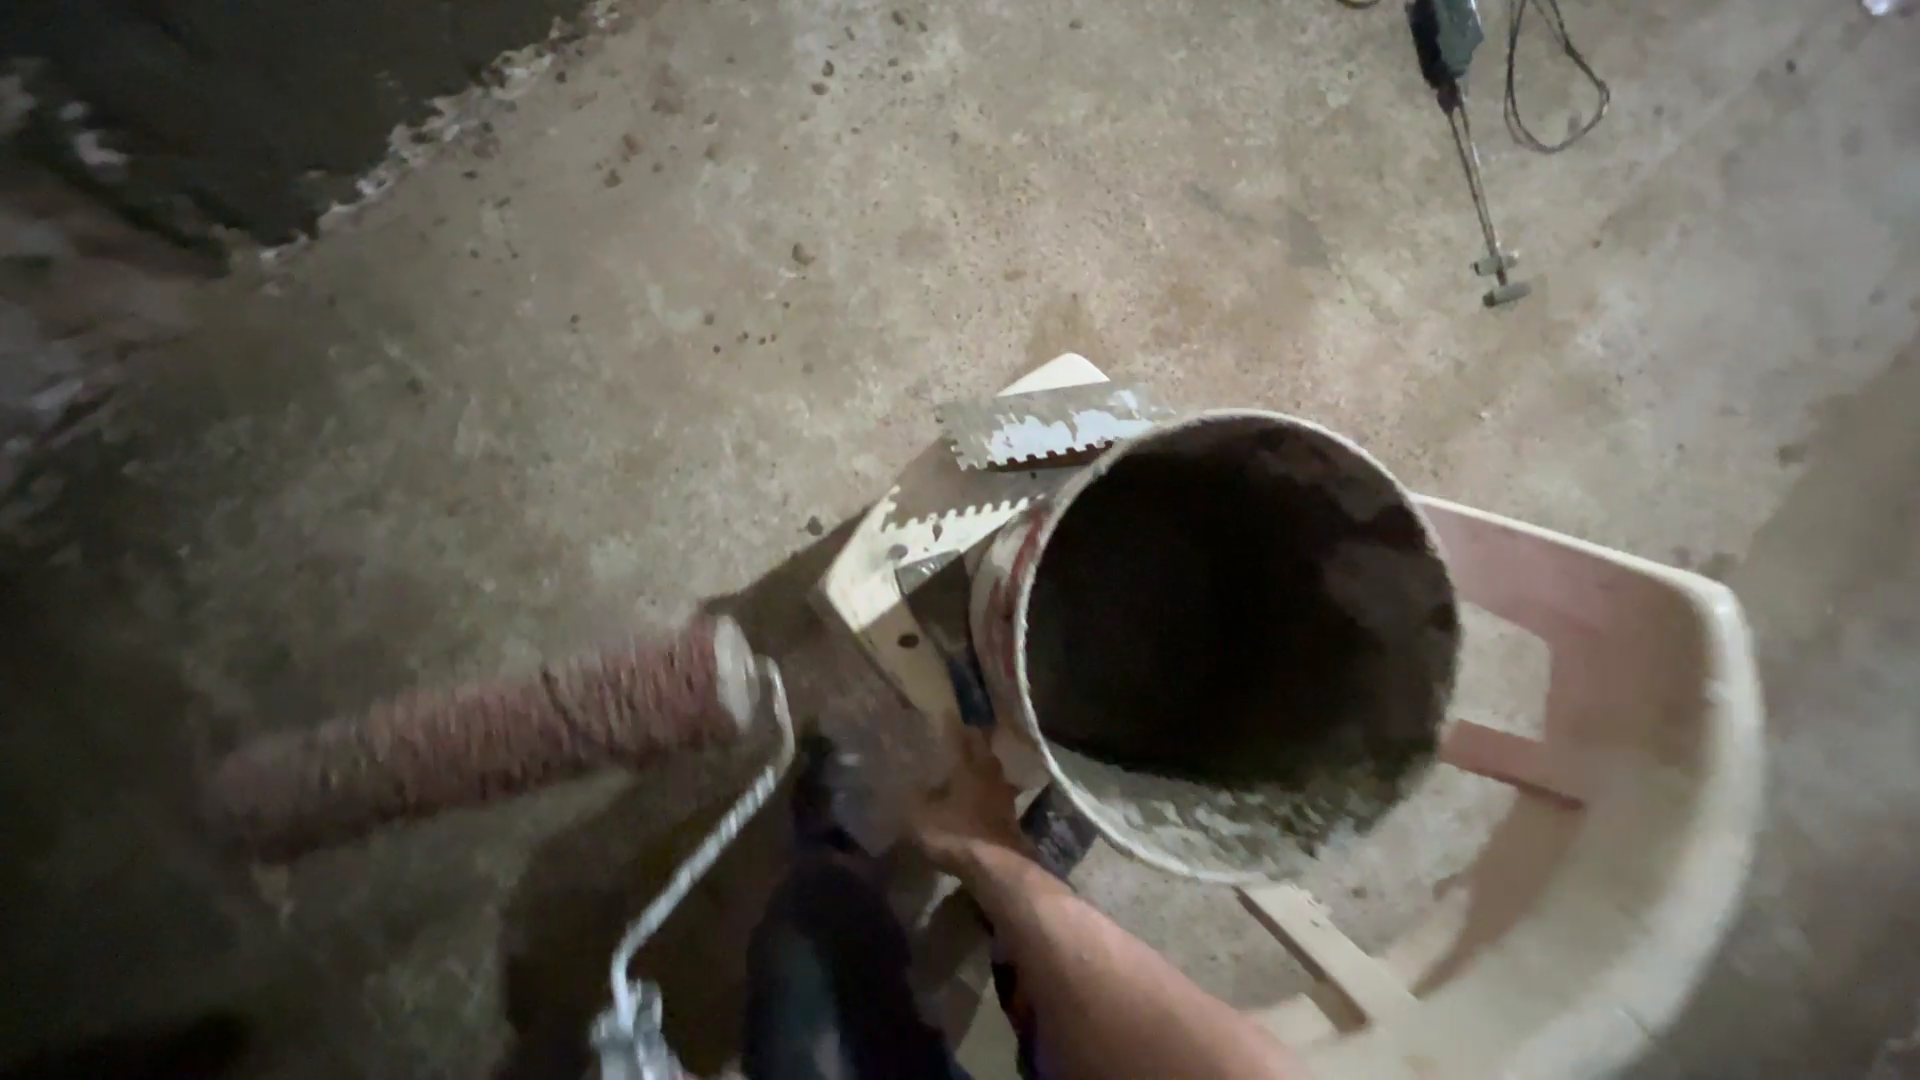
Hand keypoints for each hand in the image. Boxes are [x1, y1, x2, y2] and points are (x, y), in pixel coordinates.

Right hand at [910, 727, 1027, 871]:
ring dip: (984, 772)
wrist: (997, 868)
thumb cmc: (957, 834)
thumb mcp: (921, 817)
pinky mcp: (1011, 820)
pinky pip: (997, 799)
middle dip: (975, 746)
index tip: (949, 716)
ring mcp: (1005, 798)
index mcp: (971, 766)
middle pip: (986, 754)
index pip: (967, 737)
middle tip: (962, 740)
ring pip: (994, 776)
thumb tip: (902, 784)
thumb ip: (912, 799)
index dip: (957, 727)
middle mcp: (991, 776)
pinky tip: (978, 803)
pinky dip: (988, 797)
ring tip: (969, 772)